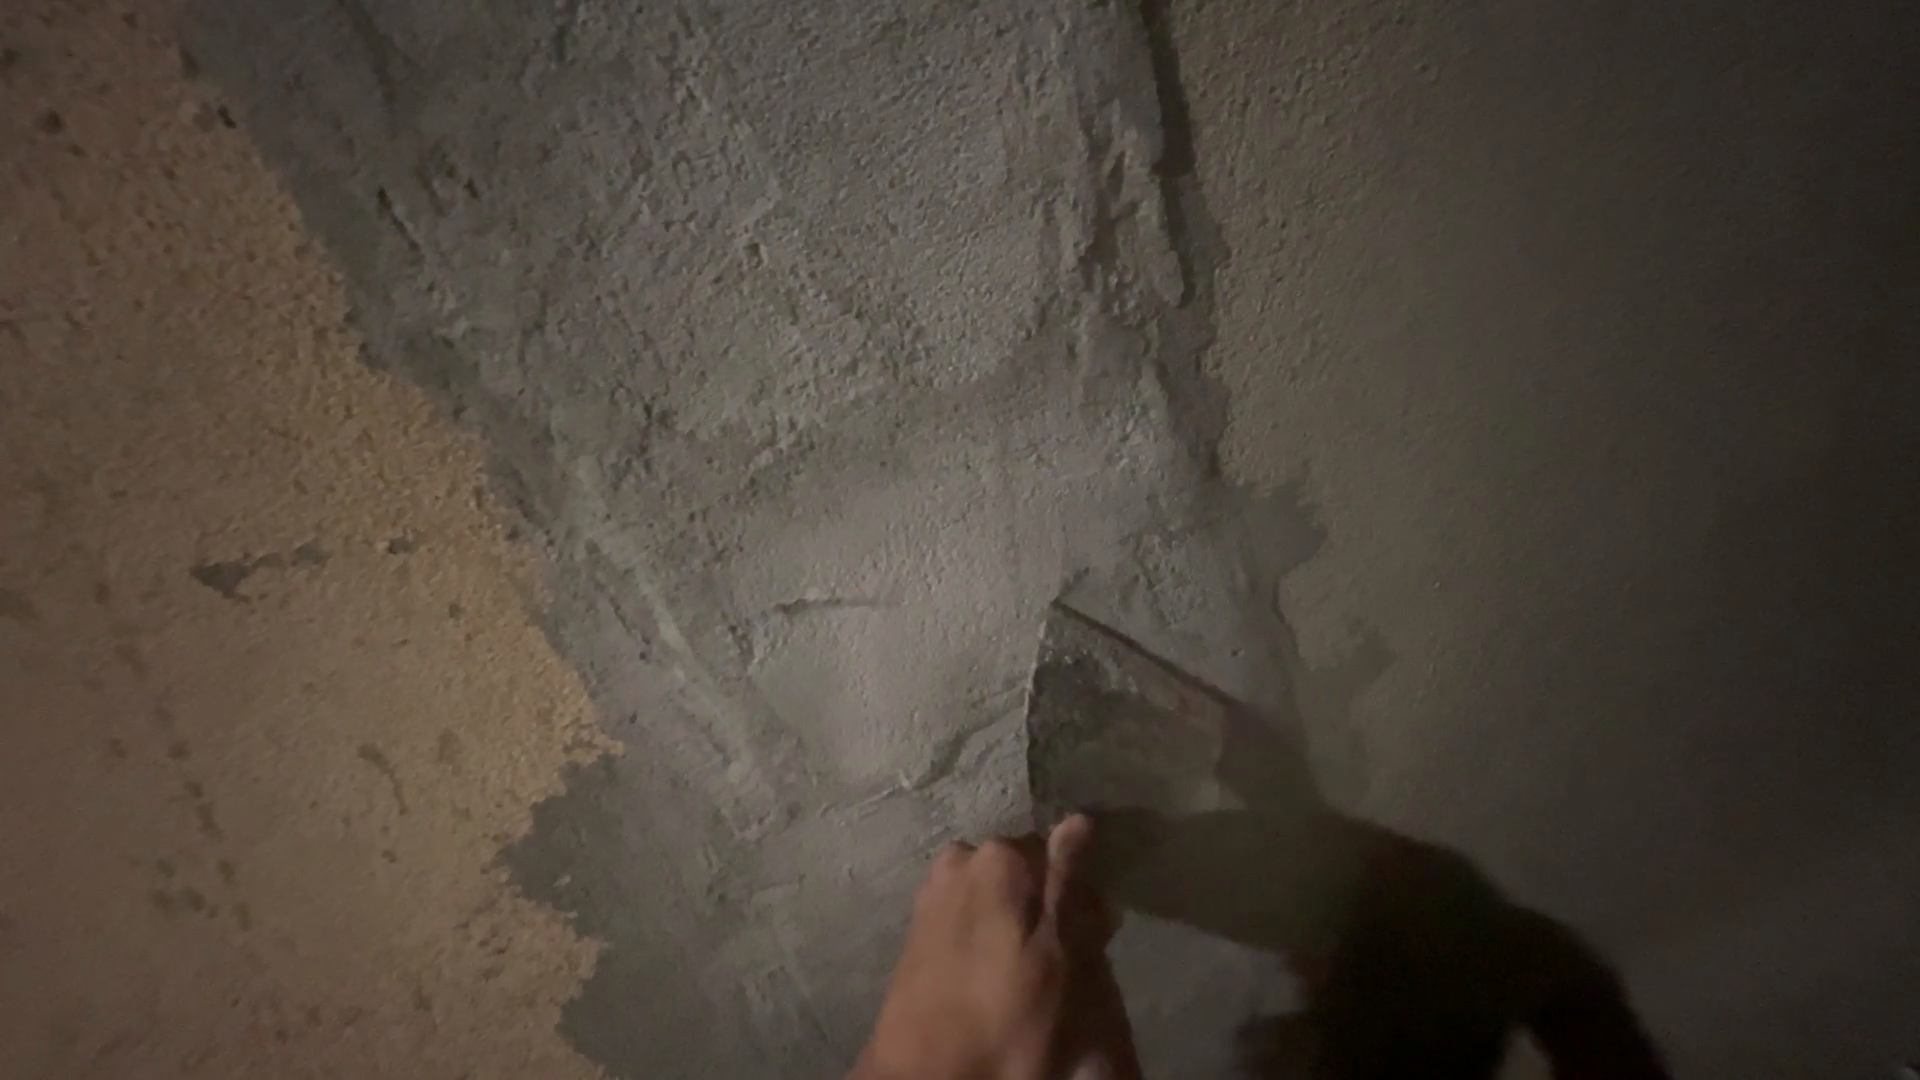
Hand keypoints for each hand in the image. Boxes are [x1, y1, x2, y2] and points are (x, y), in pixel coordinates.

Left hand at [851, 814, 1141, 1079]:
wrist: (923, 1075)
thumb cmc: (1003, 1017)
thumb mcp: (1055, 955)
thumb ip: (1067, 882)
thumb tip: (1079, 819)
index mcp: (997, 856)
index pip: (1056, 849)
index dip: (1078, 891)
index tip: (1089, 932)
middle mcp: (960, 857)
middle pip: (1022, 868)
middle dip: (1044, 902)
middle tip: (1058, 958)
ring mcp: (933, 888)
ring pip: (994, 891)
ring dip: (1014, 919)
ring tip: (1024, 972)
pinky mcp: (917, 921)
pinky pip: (967, 910)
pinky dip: (984, 932)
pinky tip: (990, 972)